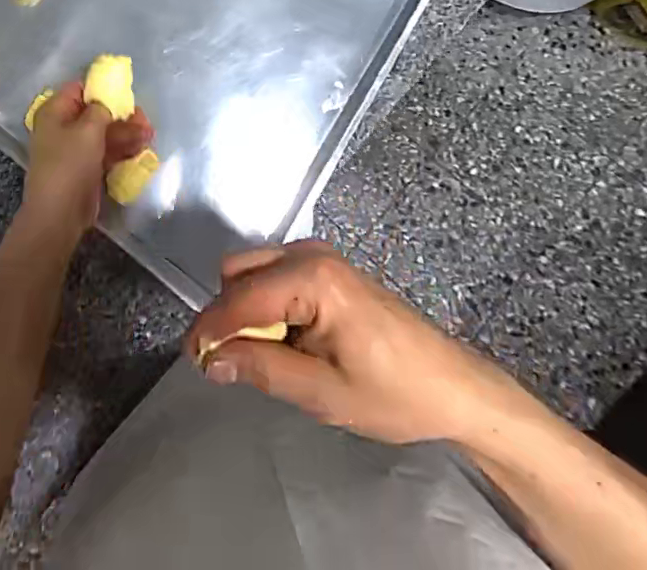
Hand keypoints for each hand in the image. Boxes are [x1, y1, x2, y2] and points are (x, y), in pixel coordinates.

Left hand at [18, 81, 152, 234]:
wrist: (59, 213)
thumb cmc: (70, 163)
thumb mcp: (88, 129)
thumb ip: (101, 109)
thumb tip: (106, 100)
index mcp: (55, 112)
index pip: (78, 89)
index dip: (101, 88)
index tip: (125, 92)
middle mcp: (62, 128)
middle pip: (95, 113)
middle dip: (121, 114)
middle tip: (144, 118)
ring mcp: (74, 150)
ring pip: (103, 134)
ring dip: (126, 132)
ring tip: (149, 134)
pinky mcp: (86, 168)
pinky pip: (106, 152)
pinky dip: (122, 149)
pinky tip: (142, 148)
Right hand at [184, 240, 545, 445]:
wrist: (452, 386)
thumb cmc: (393, 393)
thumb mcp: (321, 392)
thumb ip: (260, 368)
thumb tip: (210, 358)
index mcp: (313, 279)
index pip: (240, 298)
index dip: (210, 329)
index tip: (193, 360)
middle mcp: (311, 254)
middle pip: (238, 273)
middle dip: (225, 315)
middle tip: (227, 363)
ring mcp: (319, 256)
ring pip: (252, 271)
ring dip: (243, 310)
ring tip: (257, 355)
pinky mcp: (324, 266)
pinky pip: (272, 275)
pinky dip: (262, 304)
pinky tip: (280, 339)